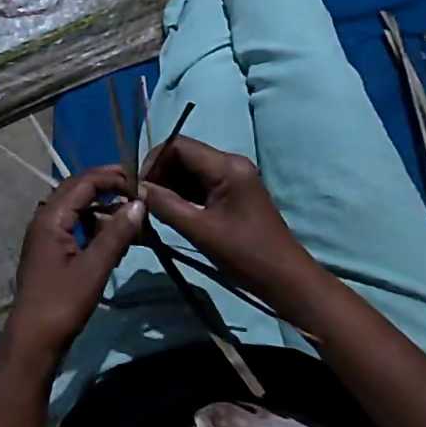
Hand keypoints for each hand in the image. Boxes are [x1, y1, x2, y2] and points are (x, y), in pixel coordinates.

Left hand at [2, 166, 143, 366]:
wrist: (33, 340)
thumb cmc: (62, 303)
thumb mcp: (94, 268)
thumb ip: (116, 234)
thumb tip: (139, 203)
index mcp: (51, 216)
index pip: (83, 182)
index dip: (112, 177)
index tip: (140, 181)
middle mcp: (44, 218)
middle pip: (78, 190)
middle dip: (108, 188)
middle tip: (138, 193)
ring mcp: (45, 235)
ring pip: (77, 209)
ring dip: (103, 209)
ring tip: (132, 219)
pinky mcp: (50, 251)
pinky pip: (75, 226)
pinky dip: (95, 227)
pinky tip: (114, 241)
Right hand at [140, 137, 317, 314]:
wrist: (287, 281)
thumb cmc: (246, 255)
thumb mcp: (200, 231)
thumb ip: (166, 205)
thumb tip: (139, 190)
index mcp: (227, 166)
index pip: (178, 145)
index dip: (152, 161)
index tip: (138, 187)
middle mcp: (230, 163)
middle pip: (182, 155)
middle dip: (158, 173)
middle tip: (142, 199)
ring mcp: (232, 177)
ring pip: (188, 169)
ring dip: (168, 184)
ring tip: (151, 207)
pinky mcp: (231, 192)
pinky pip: (198, 183)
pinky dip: (180, 193)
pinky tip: (168, 211)